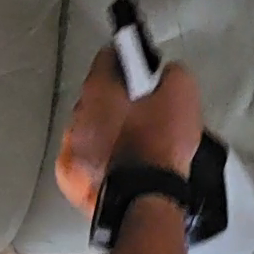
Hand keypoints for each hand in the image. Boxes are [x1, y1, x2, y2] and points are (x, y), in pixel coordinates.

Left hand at [54, 47, 203, 212]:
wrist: (149, 197)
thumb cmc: (163, 144)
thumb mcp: (183, 94)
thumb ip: (173, 73)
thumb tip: (167, 73)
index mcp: (99, 89)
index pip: (108, 56)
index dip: (130, 58)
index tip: (143, 67)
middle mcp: (77, 115)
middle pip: (98, 96)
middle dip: (119, 100)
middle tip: (148, 112)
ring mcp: (70, 149)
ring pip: (90, 129)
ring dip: (108, 131)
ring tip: (138, 143)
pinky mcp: (70, 179)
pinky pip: (86, 159)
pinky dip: (101, 159)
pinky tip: (124, 165)